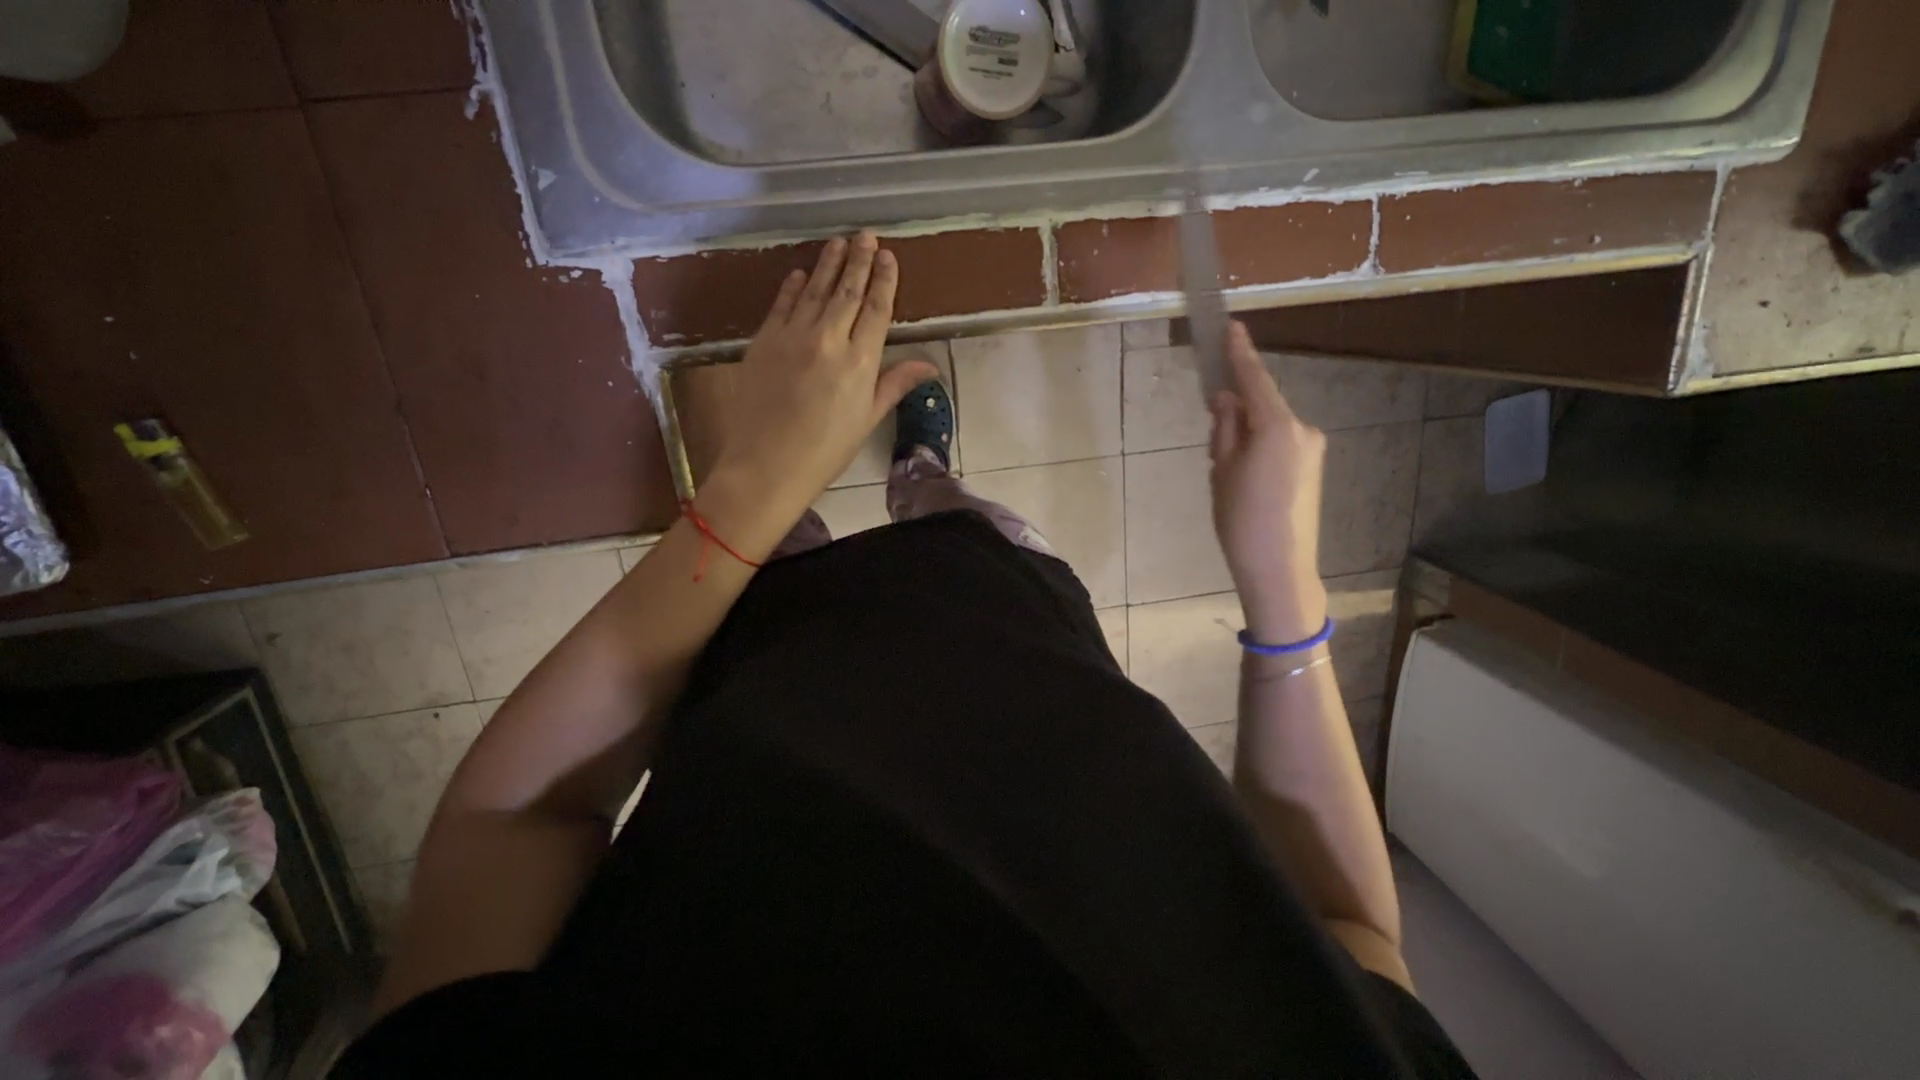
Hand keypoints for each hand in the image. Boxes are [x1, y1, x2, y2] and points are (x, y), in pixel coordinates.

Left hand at [706, 232, 938, 513]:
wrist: (767, 465)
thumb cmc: (825, 451)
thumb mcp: (867, 419)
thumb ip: (895, 384)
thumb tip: (929, 366)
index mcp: (860, 362)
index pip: (877, 309)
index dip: (885, 280)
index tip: (889, 257)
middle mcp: (829, 340)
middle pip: (848, 291)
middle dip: (859, 261)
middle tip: (866, 236)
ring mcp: (793, 337)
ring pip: (815, 290)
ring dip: (828, 265)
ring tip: (838, 243)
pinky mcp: (764, 341)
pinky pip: (782, 305)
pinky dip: (792, 287)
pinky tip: (800, 274)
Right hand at [1208, 321, 1329, 643]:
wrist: (1279, 569)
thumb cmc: (1242, 521)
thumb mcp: (1221, 470)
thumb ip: (1224, 428)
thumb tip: (1226, 399)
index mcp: (1276, 426)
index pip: (1253, 380)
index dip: (1239, 353)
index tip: (1231, 327)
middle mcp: (1302, 429)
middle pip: (1262, 404)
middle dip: (1236, 410)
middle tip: (1212, 442)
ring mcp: (1312, 448)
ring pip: (1271, 426)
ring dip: (1247, 433)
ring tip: (1226, 473)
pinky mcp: (1313, 467)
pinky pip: (1281, 443)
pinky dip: (1260, 447)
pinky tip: (1244, 479)